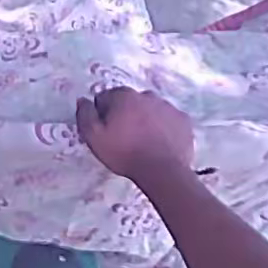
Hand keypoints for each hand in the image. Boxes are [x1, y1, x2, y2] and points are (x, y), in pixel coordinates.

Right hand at [75, 87, 195, 181]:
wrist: (163, 171)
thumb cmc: (124, 153)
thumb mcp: (93, 136)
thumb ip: (85, 114)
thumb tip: (83, 100)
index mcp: (123, 96)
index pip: (105, 98)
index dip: (102, 114)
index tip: (105, 131)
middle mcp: (146, 95)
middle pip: (128, 101)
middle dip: (124, 114)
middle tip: (123, 137)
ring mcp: (168, 106)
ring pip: (150, 109)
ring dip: (144, 119)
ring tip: (142, 141)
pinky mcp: (184, 120)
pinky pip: (168, 119)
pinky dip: (163, 126)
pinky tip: (159, 142)